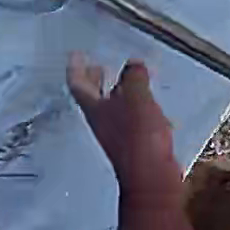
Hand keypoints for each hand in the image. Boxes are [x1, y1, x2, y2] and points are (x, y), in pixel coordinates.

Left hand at [67, 53, 182, 204]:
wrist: (151, 175)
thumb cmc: (139, 136)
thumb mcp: (138, 100)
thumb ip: (135, 78)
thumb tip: (133, 63)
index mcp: (96, 108)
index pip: (79, 83)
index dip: (77, 67)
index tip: (77, 54)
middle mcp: (102, 120)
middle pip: (93, 96)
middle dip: (95, 80)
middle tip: (98, 66)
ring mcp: (118, 133)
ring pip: (113, 107)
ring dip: (118, 92)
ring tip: (128, 81)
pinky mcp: (136, 142)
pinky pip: (132, 118)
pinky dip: (137, 107)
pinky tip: (152, 106)